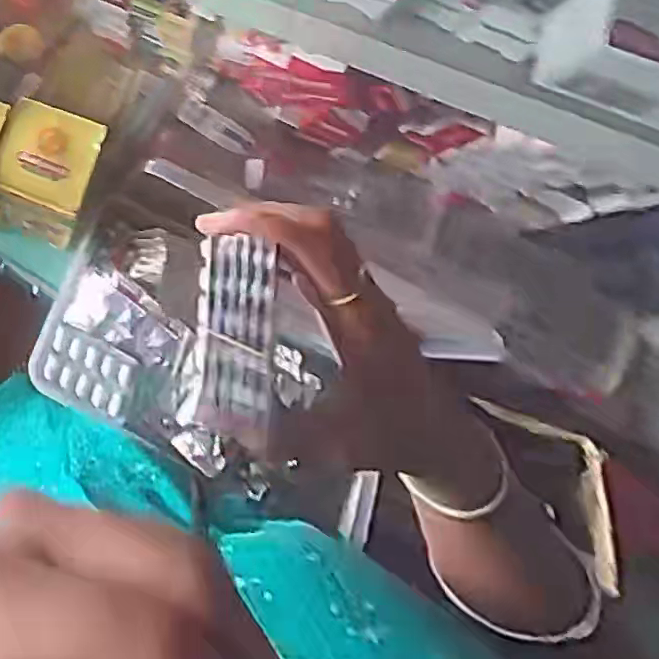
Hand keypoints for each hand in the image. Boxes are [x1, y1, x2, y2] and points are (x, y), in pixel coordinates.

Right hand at [195, 204, 499, 504]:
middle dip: (260, 214)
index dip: (261, 224)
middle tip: (214, 227)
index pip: (312, 245)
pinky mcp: (361, 297)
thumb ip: (274, 435)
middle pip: (318, 225)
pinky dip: (287, 241)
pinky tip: (260, 258)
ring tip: (229, 236)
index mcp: (356, 318)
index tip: (213, 229)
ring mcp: (365, 292)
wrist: (444, 440)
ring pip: (323, 232)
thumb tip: (213, 417)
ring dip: (274, 223)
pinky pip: (324, 251)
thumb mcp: (333, 443)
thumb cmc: (391, 437)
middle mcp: (362, 294)